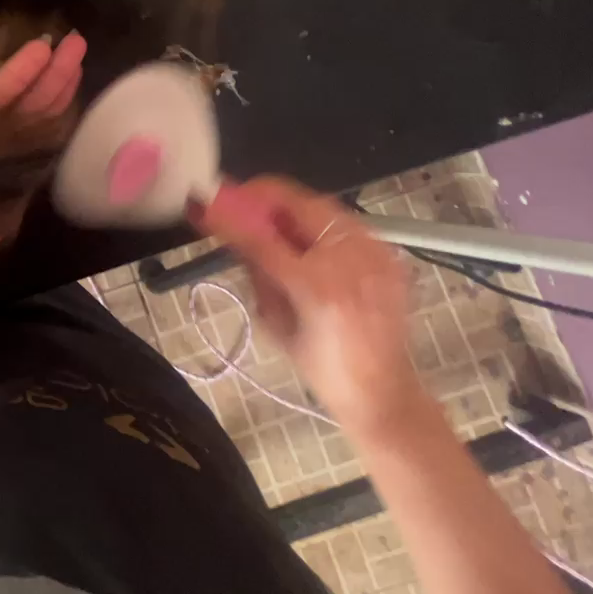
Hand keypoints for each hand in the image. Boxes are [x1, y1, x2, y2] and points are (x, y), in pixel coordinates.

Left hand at [0, 33, 87, 313]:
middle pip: (15, 108)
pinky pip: (35, 169)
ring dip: (55, 100)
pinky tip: (72, 117)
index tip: (40, 48)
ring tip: (79, 69)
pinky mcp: (7, 206)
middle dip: (45, 78)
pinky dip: (54, 143)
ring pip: (30, 131)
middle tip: (75, 44)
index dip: (12, 77)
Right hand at [188, 177, 431, 435]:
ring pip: (320, 206)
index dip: (227, 216)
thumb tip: (232, 232)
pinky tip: (306, 243)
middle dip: (260, 200)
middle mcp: (350, 261)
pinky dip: (316, 225)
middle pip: (295, 202)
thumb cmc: (321, 367)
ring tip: (270, 226)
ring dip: (288, 210)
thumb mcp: (274, 320)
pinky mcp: (388, 256)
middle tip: (236, 207)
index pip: (259, 236)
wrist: (383, 393)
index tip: (204, 204)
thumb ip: (256, 271)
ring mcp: (376, 254)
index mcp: (315, 286)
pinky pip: (343, 223)